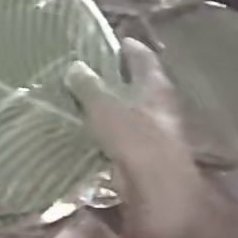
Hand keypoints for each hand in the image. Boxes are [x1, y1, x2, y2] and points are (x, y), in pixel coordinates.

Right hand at [65, 38, 225, 237]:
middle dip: (123, 82)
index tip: (118, 39)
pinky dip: (110, 137)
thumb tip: (75, 66)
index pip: (145, 62)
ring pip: (135, 118)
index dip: (132, 50)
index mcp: (157, 92)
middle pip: (143, 90)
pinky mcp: (145, 164)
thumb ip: (91, 89)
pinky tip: (91, 139)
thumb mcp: (107, 110)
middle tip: (97, 72)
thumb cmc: (137, 143)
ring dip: (116, 111)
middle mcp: (162, 112)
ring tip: (87, 105)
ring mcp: (156, 140)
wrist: (157, 197)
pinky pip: (124, 142)